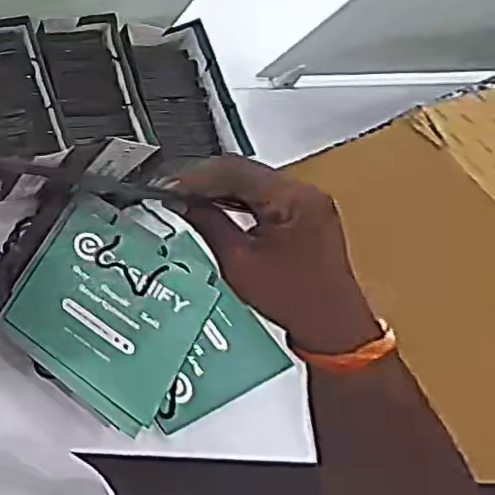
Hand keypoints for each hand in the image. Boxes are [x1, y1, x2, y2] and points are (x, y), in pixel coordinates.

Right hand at [173, 157, 380, 353]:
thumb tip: (179, 201)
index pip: (230, 171)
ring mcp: (304, 199)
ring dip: (211, 184)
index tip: (162, 184)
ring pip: (245, 176)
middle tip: (165, 187)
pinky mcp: (300, 209)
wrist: (331, 326)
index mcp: (293, 199)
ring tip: (179, 194)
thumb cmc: (293, 298)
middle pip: (239, 168)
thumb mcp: (236, 258)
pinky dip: (228, 194)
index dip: (190, 176)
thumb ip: (205, 221)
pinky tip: (206, 202)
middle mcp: (303, 192)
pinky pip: (256, 190)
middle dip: (198, 176)